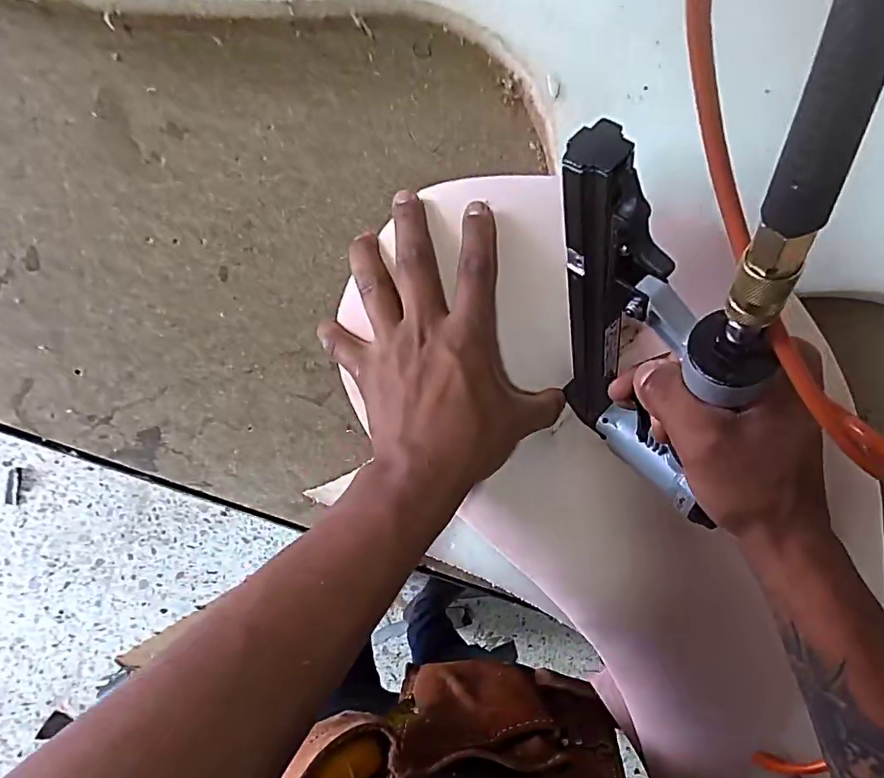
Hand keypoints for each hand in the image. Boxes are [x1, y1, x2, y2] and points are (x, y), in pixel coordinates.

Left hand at [319, 191, 563, 504]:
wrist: (421, 471)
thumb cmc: (465, 445)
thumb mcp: (517, 423)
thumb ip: (540, 406)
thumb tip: (556, 402)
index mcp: (467, 337)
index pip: (477, 272)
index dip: (480, 236)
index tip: (477, 212)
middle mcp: (425, 331)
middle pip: (415, 262)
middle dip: (410, 225)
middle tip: (405, 201)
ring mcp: (392, 348)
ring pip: (374, 288)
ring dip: (365, 258)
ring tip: (360, 239)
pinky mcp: (369, 371)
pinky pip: (345, 347)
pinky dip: (335, 336)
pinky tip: (328, 326)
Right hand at [608, 347, 831, 548]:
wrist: (781, 535)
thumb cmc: (758, 493)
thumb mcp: (702, 439)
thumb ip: (668, 396)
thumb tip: (646, 374)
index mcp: (784, 362)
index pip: (707, 343)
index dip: (666, 368)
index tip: (638, 389)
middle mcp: (787, 370)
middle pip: (706, 365)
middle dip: (674, 397)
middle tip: (661, 426)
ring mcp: (779, 395)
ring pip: (709, 388)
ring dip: (683, 415)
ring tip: (678, 444)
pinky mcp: (768, 415)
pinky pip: (721, 406)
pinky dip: (700, 425)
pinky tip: (694, 448)